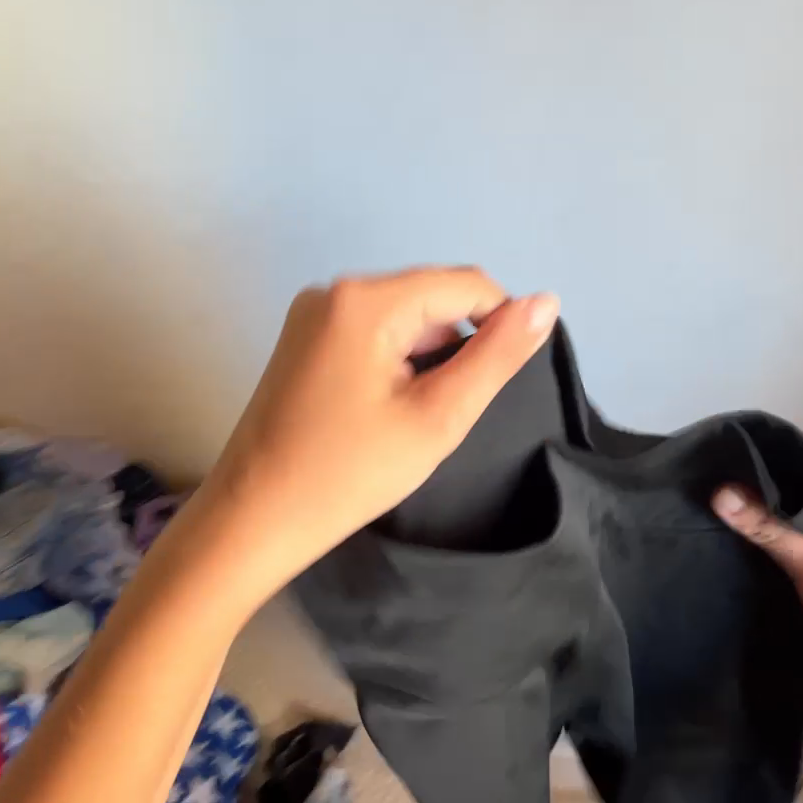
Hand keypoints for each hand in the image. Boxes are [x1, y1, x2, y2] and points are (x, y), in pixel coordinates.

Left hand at [205, 266, 557, 591]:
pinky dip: (399, 364)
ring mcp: (314, 315)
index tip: (494, 386)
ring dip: (429, 359)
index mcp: (366, 298)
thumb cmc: (351, 472)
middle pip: (432, 298)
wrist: (256, 518)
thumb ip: (496, 357)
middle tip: (444, 414)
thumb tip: (546, 302)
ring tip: (413, 418)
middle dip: (457, 347)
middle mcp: (335, 290)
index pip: (466, 284)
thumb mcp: (438, 416)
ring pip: (405, 319)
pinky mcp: (304, 341)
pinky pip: (374, 335)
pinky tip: (388, 410)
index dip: (500, 326)